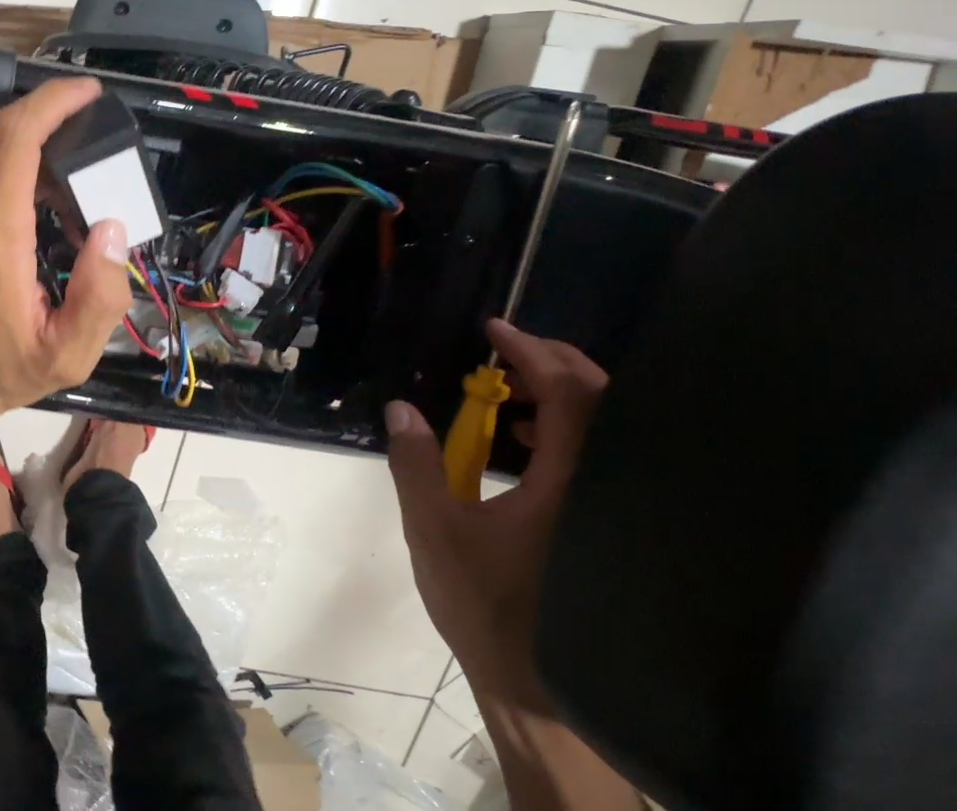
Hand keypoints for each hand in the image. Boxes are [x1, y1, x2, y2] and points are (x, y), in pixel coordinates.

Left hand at [0, 77, 133, 426]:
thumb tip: (112, 227)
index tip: (84, 94)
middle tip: (72, 190)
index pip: (15, 136)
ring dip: (11, 177)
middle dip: (43, 153)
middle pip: (0, 150)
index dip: (52, 102)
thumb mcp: (68, 353)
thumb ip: (101, 293)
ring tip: (35, 219)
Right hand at [385, 319, 607, 712]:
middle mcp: (607, 486)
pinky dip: (564, 435)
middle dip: (552, 365)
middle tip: (502, 353)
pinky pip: (600, 457)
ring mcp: (616, 508)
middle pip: (600, 400)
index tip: (494, 329)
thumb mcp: (434, 530)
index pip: (566, 393)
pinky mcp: (611, 527)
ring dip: (559, 399)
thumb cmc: (485, 605)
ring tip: (504, 396)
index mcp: (571, 481)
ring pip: (605, 430)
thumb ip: (416, 464)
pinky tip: (521, 446)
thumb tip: (400, 408)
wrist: (538, 686)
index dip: (531, 352)